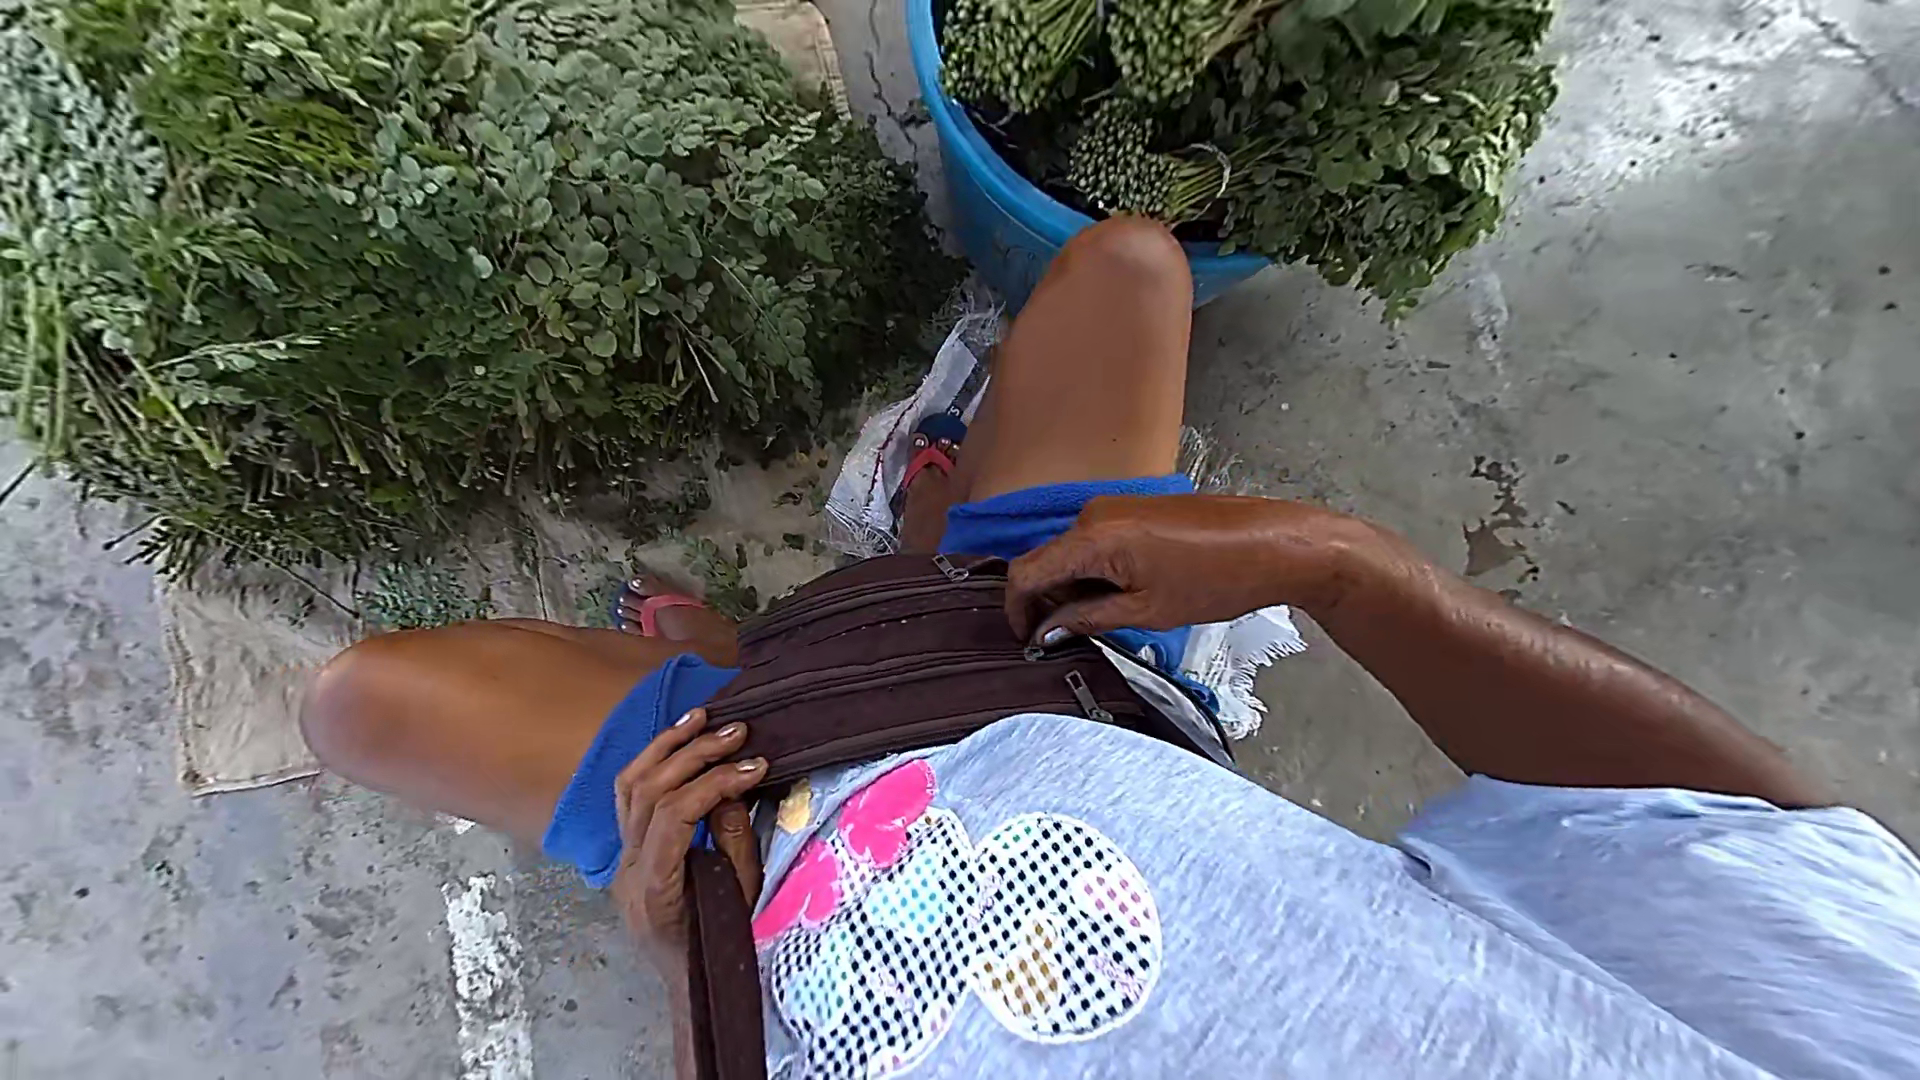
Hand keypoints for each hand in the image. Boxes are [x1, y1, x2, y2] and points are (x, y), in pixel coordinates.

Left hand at [609, 707, 764, 973]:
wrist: (690, 974)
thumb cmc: (721, 939)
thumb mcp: (741, 895)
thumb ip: (734, 841)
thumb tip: (731, 789)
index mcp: (654, 887)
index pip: (675, 817)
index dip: (716, 783)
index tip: (757, 766)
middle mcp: (627, 867)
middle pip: (650, 792)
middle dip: (696, 754)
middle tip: (738, 731)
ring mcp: (621, 855)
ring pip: (630, 785)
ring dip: (669, 744)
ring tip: (704, 717)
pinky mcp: (627, 843)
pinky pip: (630, 791)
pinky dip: (655, 757)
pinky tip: (681, 734)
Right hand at [1005, 494, 1391, 641]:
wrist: (1276, 543)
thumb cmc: (1217, 579)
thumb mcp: (1146, 611)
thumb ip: (1085, 619)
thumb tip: (1045, 631)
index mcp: (1093, 537)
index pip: (1026, 571)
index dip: (1017, 609)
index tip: (1026, 638)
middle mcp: (1093, 513)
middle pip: (1044, 560)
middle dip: (1047, 601)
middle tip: (1064, 637)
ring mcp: (1112, 507)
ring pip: (1068, 552)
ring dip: (1071, 587)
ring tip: (1101, 619)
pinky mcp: (1130, 509)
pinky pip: (1092, 542)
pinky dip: (1091, 571)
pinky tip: (1119, 594)